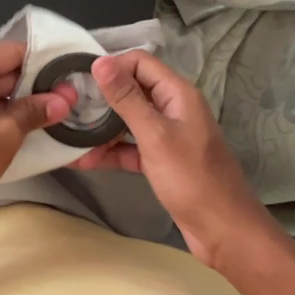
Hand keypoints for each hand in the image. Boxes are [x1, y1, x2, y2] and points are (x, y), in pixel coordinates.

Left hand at [0, 41, 71, 230]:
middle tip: (67, 105)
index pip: (13, 53)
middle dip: (32, 88)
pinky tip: (18, 129)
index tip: (69, 81)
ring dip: (15, 103)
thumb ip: (35, 111)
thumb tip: (65, 98)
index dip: (44, 65)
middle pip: (1, 71)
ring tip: (49, 119)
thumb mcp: (4, 135)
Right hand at [70, 50, 282, 267]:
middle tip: (69, 107)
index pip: (139, 62)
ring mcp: (167, 136)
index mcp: (177, 94)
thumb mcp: (155, 135)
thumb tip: (100, 61)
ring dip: (102, 127)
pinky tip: (84, 160)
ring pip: (129, 120)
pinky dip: (111, 152)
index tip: (79, 80)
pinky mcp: (161, 161)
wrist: (225, 233)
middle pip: (132, 90)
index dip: (111, 66)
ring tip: (69, 134)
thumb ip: (127, 98)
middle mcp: (173, 108)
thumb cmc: (192, 179)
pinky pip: (131, 147)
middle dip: (101, 97)